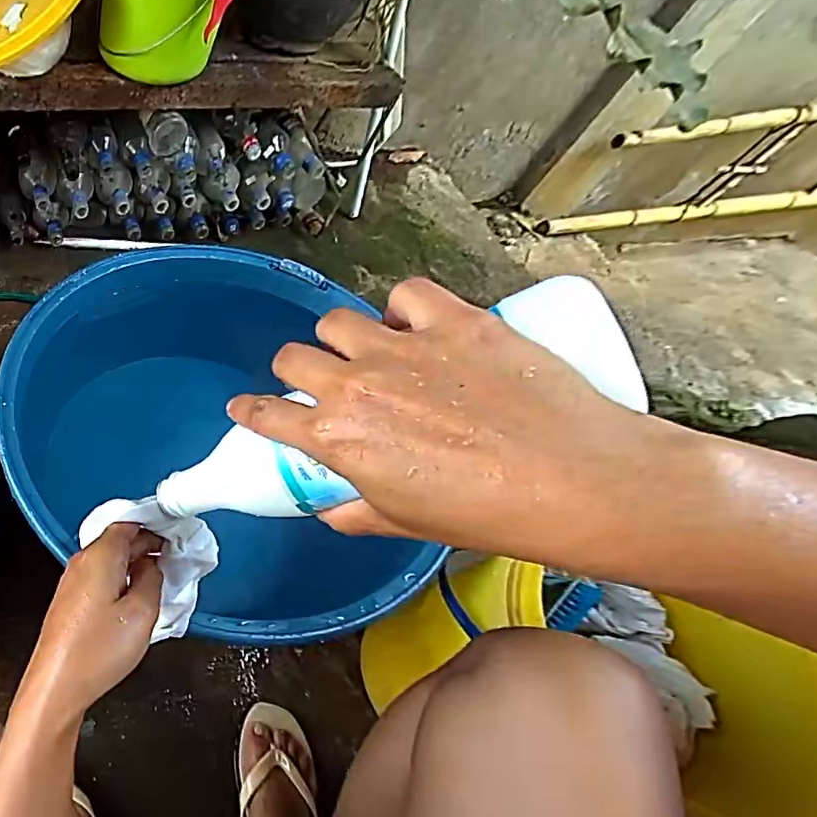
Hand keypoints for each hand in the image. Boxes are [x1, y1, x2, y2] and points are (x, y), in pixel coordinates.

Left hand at [21, 523, 163, 722]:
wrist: (57, 686)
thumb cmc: (93, 654)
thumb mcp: (143, 613)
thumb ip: (154, 580)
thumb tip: (155, 568)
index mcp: (100, 557)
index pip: (131, 522)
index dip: (157, 525)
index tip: (176, 534)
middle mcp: (82, 564)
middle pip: (120, 540)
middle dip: (149, 546)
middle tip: (175, 559)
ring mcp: (74, 583)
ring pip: (111, 561)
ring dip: (136, 566)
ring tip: (160, 583)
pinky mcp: (72, 601)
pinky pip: (102, 579)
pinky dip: (122, 582)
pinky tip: (136, 601)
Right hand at [228, 278, 694, 570]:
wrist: (570, 483)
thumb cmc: (483, 513)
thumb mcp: (402, 522)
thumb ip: (354, 512)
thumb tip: (333, 509)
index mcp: (337, 438)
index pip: (268, 414)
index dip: (250, 410)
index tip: (246, 407)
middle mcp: (358, 386)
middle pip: (294, 356)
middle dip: (296, 369)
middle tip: (318, 382)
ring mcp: (404, 348)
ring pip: (339, 320)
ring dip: (341, 337)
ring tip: (366, 351)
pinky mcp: (454, 321)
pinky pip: (405, 294)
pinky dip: (400, 307)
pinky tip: (413, 325)